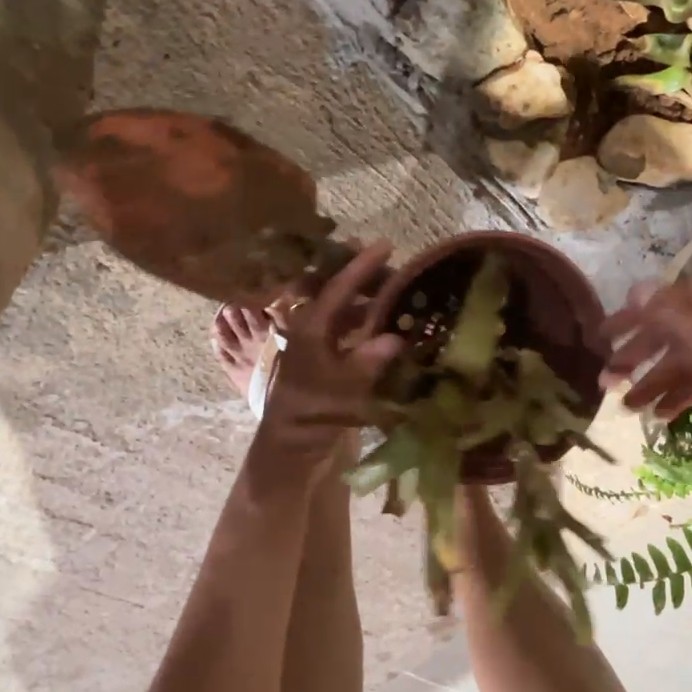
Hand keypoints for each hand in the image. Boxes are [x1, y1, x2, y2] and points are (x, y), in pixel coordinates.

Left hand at [254, 241, 403, 461]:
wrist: (292, 448)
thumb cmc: (313, 414)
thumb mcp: (343, 388)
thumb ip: (369, 360)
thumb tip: (397, 337)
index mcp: (310, 328)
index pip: (338, 287)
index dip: (362, 265)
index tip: (386, 243)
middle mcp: (312, 329)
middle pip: (340, 292)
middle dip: (367, 278)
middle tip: (398, 269)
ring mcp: (318, 345)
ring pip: (345, 310)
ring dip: (369, 300)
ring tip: (399, 294)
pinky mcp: (327, 361)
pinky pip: (349, 330)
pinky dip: (368, 323)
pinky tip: (389, 326)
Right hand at [599, 280, 691, 459]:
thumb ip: (670, 316)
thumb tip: (635, 287)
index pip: (665, 299)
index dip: (633, 316)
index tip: (603, 335)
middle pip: (668, 331)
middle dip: (636, 355)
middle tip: (606, 376)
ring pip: (678, 360)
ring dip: (650, 381)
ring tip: (627, 406)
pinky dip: (674, 395)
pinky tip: (658, 415)